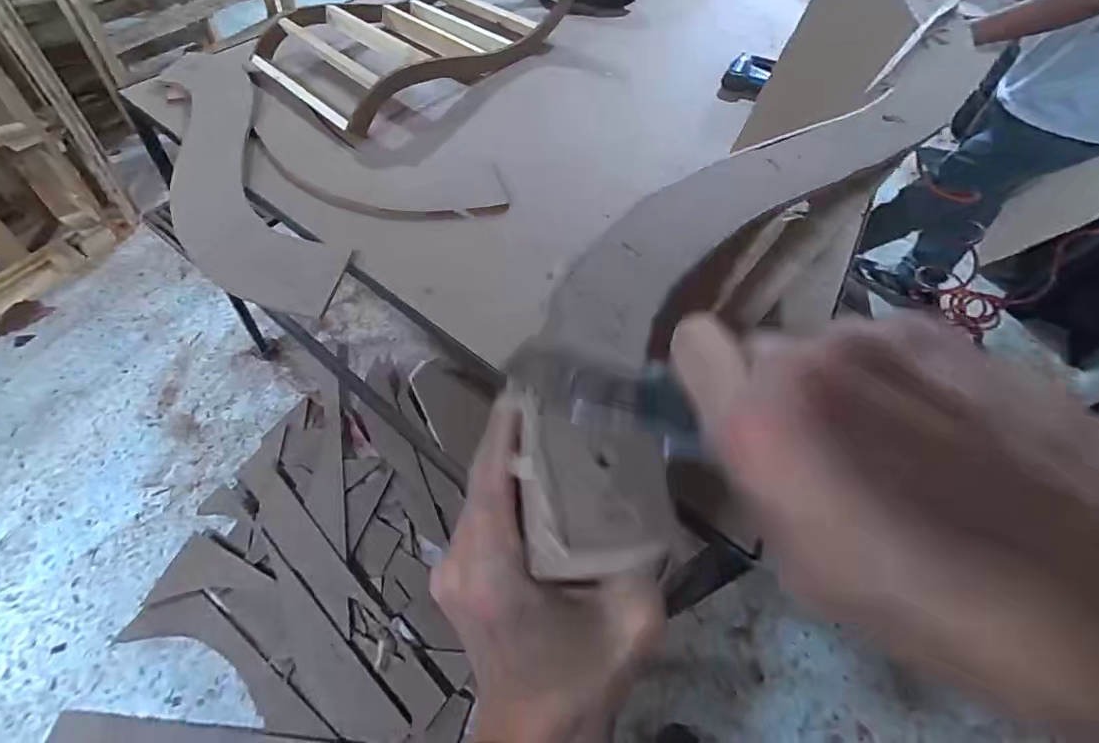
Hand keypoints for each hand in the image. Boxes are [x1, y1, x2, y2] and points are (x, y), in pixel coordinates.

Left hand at [431, 395, 664, 742]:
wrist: (533, 736)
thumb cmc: (579, 680)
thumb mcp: (632, 621)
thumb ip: (645, 556)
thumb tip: (649, 493)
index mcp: (492, 569)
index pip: (490, 478)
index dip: (503, 430)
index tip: (524, 389)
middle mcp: (458, 561)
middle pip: (481, 479)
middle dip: (510, 436)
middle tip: (547, 402)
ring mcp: (449, 569)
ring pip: (477, 495)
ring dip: (505, 460)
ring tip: (542, 427)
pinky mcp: (454, 575)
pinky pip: (478, 513)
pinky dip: (502, 487)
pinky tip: (532, 474)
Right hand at [669, 313, 1098, 727]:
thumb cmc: (947, 604)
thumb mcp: (814, 575)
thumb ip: (759, 486)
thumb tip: (748, 440)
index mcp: (762, 425)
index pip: (692, 343)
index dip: (708, 378)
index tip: (737, 418)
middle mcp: (805, 357)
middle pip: (758, 348)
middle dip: (776, 390)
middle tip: (827, 450)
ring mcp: (871, 331)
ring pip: (819, 343)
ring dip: (836, 382)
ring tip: (903, 444)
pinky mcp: (931, 323)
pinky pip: (875, 340)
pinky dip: (890, 373)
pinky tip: (947, 424)